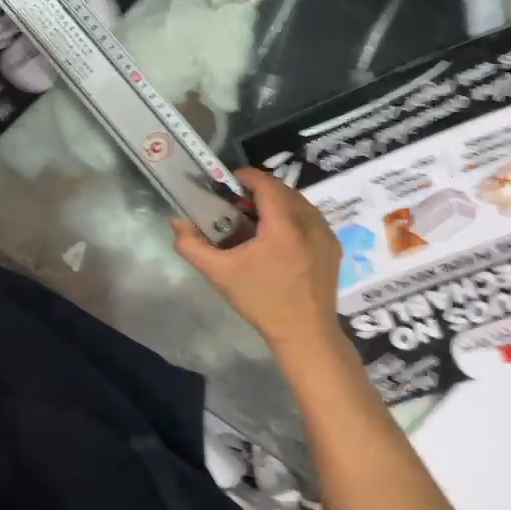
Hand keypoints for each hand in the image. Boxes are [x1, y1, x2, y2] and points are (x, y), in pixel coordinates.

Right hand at [172, 168, 344, 359]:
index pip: (268, 185)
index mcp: (284, 228)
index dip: (246, 176)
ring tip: (254, 215)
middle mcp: (310, 226)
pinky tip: (276, 233)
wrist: (305, 333)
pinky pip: (311, 218)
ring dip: (277, 200)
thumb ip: (191, 245)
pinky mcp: (333, 247)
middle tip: (235, 200)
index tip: (227, 181)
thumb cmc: (260, 300)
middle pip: (284, 190)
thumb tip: (177, 222)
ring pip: (301, 202)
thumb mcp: (218, 273)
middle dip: (259, 188)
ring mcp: (326, 236)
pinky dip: (292, 214)